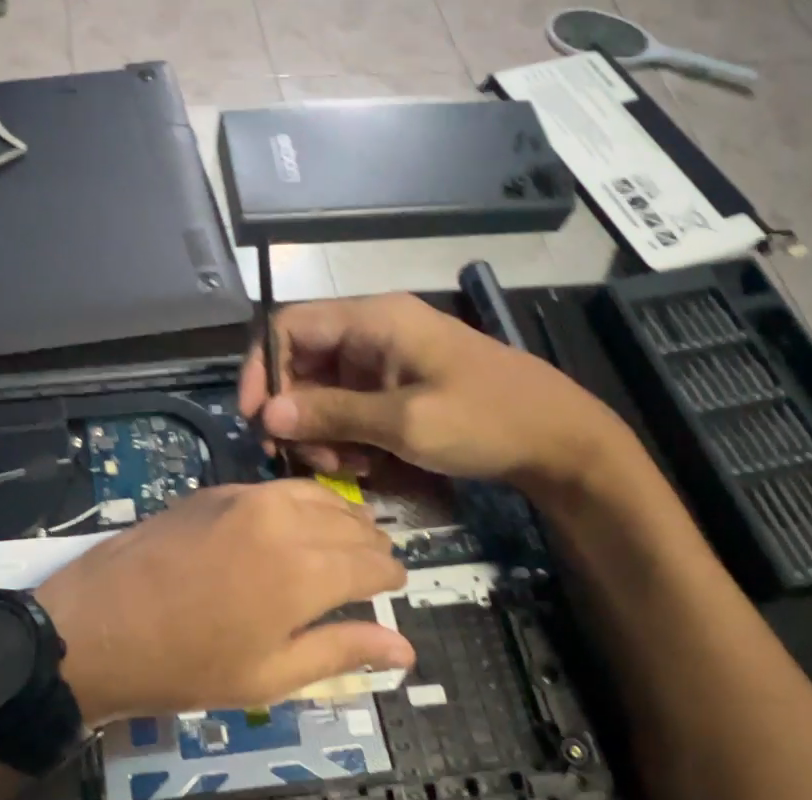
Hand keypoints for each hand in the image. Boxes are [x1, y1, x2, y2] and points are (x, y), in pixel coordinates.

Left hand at [35, 480, 413, 726]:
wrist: (92, 630)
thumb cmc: (182, 667)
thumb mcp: (267, 675)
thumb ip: (341, 651)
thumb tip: (405, 648)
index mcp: (305, 570)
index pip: (374, 562)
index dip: (391, 578)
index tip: (392, 590)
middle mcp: (283, 520)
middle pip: (352, 524)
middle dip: (371, 549)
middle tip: (370, 575)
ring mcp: (243, 498)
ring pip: (316, 497)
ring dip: (340, 520)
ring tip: (340, 548)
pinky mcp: (210, 491)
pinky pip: (275, 490)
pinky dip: (300, 506)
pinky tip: (292, 529)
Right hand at [236, 294, 631, 498]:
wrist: (556, 440)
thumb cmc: (486, 419)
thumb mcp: (405, 421)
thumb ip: (333, 414)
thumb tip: (266, 413)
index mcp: (375, 321)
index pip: (289, 326)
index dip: (262, 368)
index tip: (254, 418)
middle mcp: (372, 334)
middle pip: (301, 364)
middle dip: (294, 413)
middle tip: (303, 458)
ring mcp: (384, 362)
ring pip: (321, 392)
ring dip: (320, 432)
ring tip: (343, 466)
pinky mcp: (394, 389)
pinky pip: (348, 408)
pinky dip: (344, 437)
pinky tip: (364, 463)